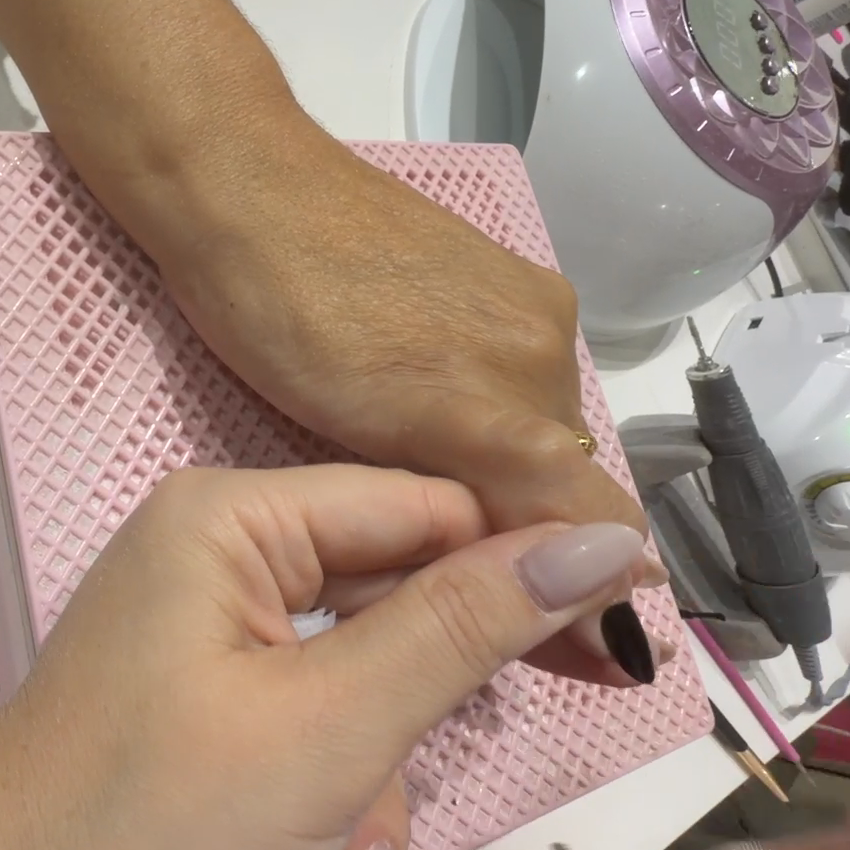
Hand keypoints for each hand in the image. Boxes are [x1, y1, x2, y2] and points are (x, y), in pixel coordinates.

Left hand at [0, 465, 652, 849]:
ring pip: (356, 640)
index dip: (523, 557)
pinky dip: (340, 754)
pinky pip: (308, 681)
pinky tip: (335, 838)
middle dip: (443, 673)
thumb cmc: (155, 815)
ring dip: (388, 739)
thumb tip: (598, 542)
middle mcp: (217, 535)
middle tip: (499, 748)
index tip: (626, 630)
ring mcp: (206, 598)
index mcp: (231, 511)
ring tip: (365, 834)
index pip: (416, 500)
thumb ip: (460, 626)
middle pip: (386, 568)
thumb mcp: (327, 724)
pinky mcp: (204, 660)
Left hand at [144, 124, 657, 682]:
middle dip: (513, 538)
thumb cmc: (280, 314)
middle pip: (543, 472)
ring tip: (416, 520)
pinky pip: (482, 375)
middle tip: (453, 602)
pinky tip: (406, 431)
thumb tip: (614, 555)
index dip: (569, 590)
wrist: (235, 190)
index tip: (565, 659)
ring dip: (481, 480)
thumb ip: (498, 482)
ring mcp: (503, 299)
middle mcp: (539, 341)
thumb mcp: (376, 416)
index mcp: (527, 386)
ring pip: (509, 425)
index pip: (580, 512)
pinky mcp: (463, 275)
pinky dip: (458, 421)